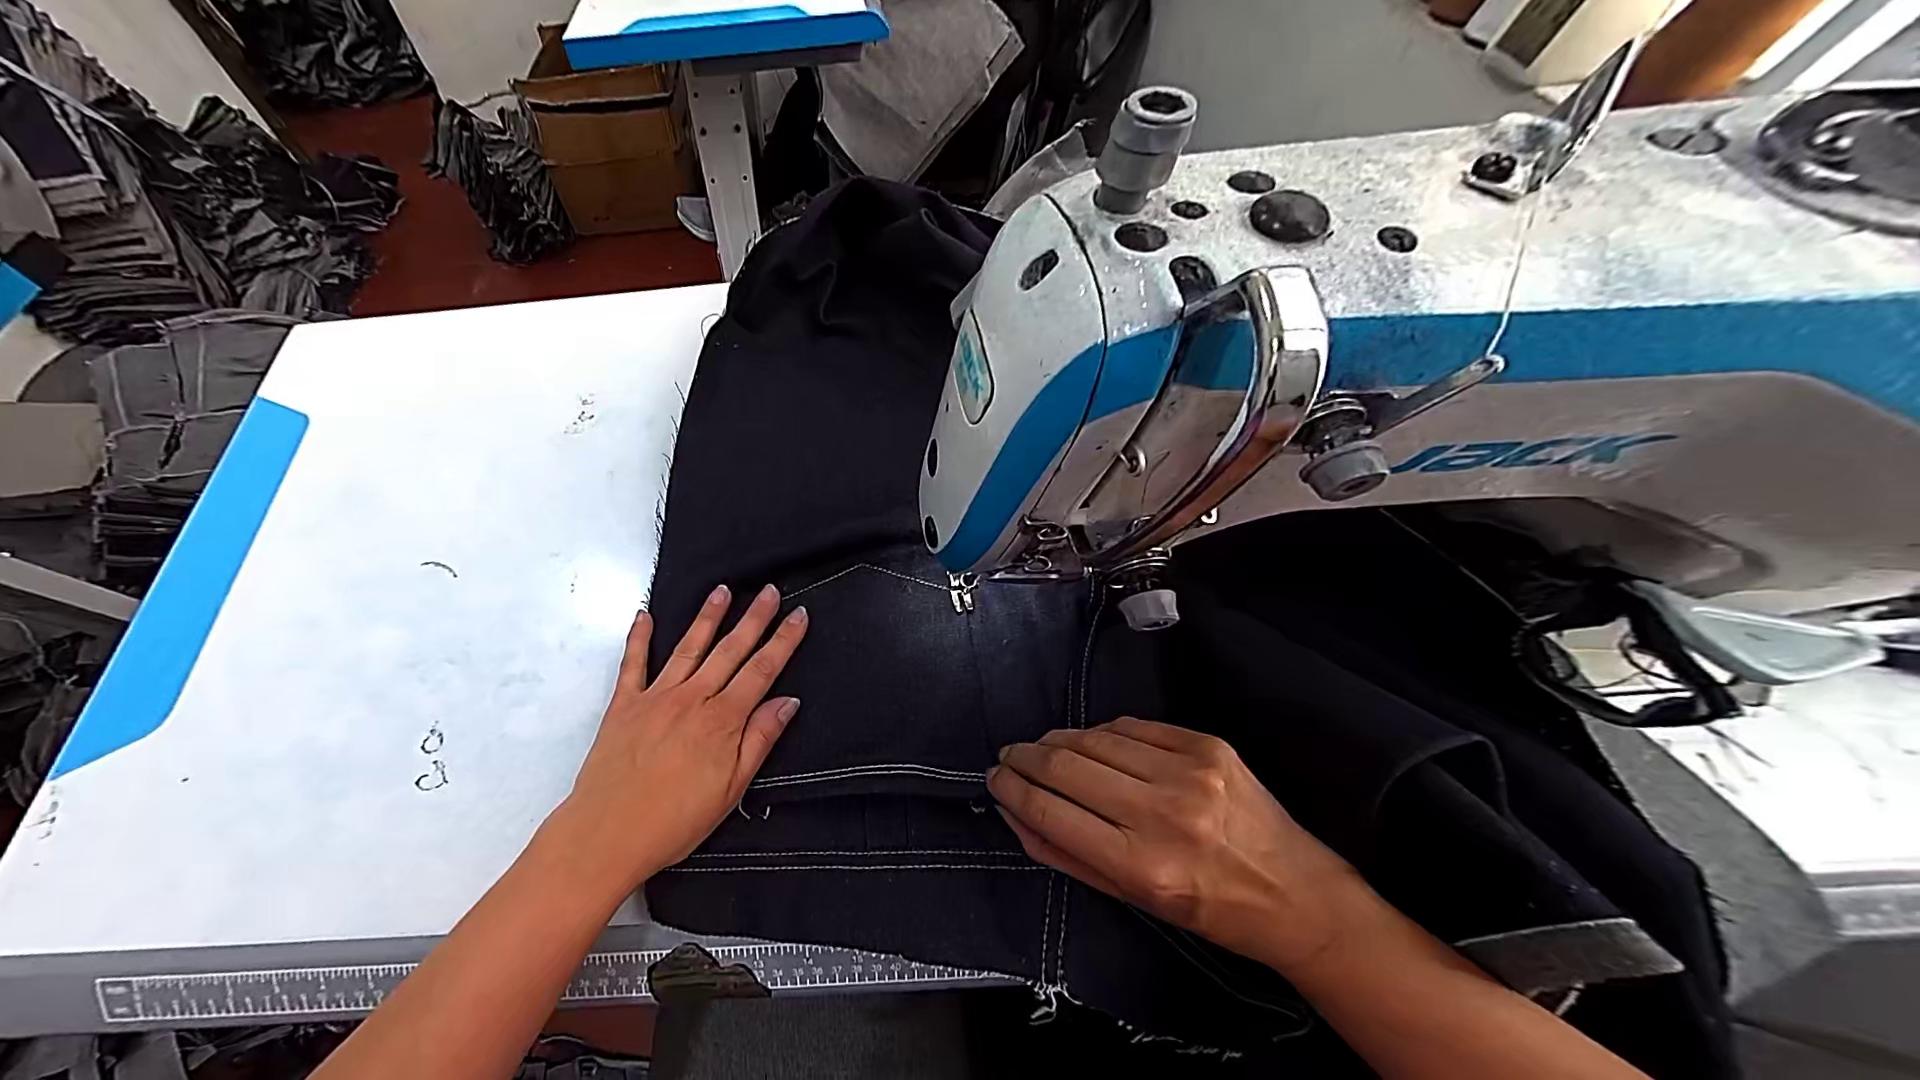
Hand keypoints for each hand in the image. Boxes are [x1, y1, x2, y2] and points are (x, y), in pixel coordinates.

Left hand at [542, 584, 808, 896]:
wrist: (604, 838)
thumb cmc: (670, 822)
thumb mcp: (731, 789)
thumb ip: (760, 739)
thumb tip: (786, 703)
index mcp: (721, 721)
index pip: (762, 669)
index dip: (784, 640)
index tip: (797, 616)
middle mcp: (691, 701)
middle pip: (731, 650)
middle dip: (755, 617)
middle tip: (770, 592)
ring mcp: (655, 699)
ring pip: (689, 647)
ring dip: (708, 617)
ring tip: (723, 591)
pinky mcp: (623, 707)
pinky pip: (633, 664)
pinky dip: (638, 638)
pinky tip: (644, 616)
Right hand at [989, 717, 1368, 974]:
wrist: (1293, 891)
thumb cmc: (1208, 909)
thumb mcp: (1131, 900)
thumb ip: (1066, 855)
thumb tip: (1015, 813)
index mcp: (1140, 865)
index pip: (1052, 812)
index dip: (1013, 790)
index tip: (995, 778)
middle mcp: (1161, 812)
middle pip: (1068, 766)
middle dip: (1026, 757)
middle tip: (1009, 755)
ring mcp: (1187, 771)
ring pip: (1096, 738)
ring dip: (1059, 739)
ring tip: (1043, 746)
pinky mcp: (1206, 744)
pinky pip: (1134, 726)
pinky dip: (1103, 732)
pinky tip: (1091, 741)